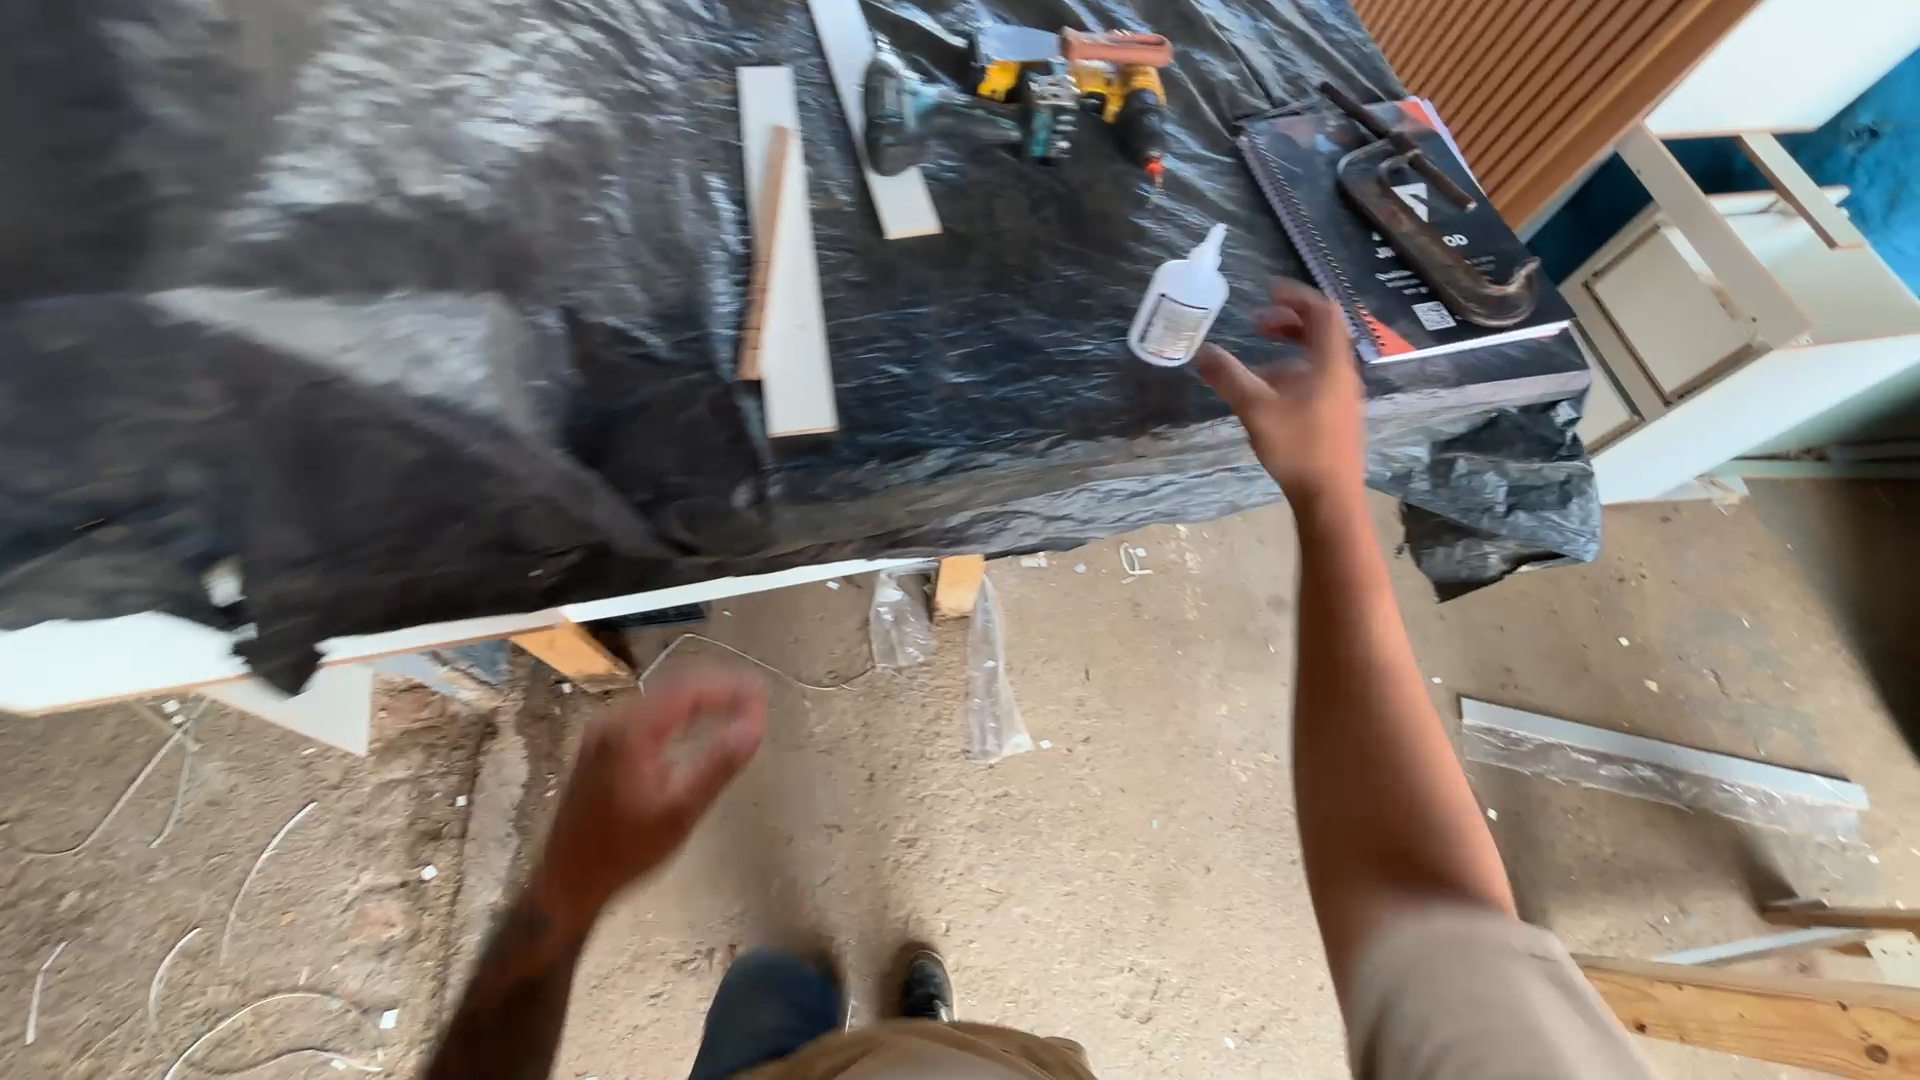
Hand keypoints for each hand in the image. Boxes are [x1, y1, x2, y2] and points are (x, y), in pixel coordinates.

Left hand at [532, 669, 766, 926]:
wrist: (565, 884)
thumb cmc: (625, 852)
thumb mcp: (680, 812)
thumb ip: (720, 765)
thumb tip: (755, 725)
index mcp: (631, 731)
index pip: (690, 690)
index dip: (730, 689)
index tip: (762, 697)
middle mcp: (613, 721)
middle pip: (675, 686)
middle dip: (718, 688)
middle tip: (756, 699)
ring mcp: (603, 731)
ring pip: (662, 697)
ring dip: (700, 697)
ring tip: (737, 706)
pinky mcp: (602, 745)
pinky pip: (649, 713)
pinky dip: (681, 712)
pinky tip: (698, 724)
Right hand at [1196, 278, 1365, 509]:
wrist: (1330, 496)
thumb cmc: (1298, 448)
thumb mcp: (1256, 410)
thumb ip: (1229, 378)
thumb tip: (1202, 352)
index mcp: (1330, 363)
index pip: (1321, 311)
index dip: (1295, 295)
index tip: (1268, 289)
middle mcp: (1342, 374)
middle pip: (1321, 333)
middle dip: (1288, 323)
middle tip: (1257, 324)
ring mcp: (1342, 397)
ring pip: (1317, 360)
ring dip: (1287, 353)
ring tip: (1256, 368)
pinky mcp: (1337, 417)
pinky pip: (1316, 382)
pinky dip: (1292, 376)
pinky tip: (1268, 400)